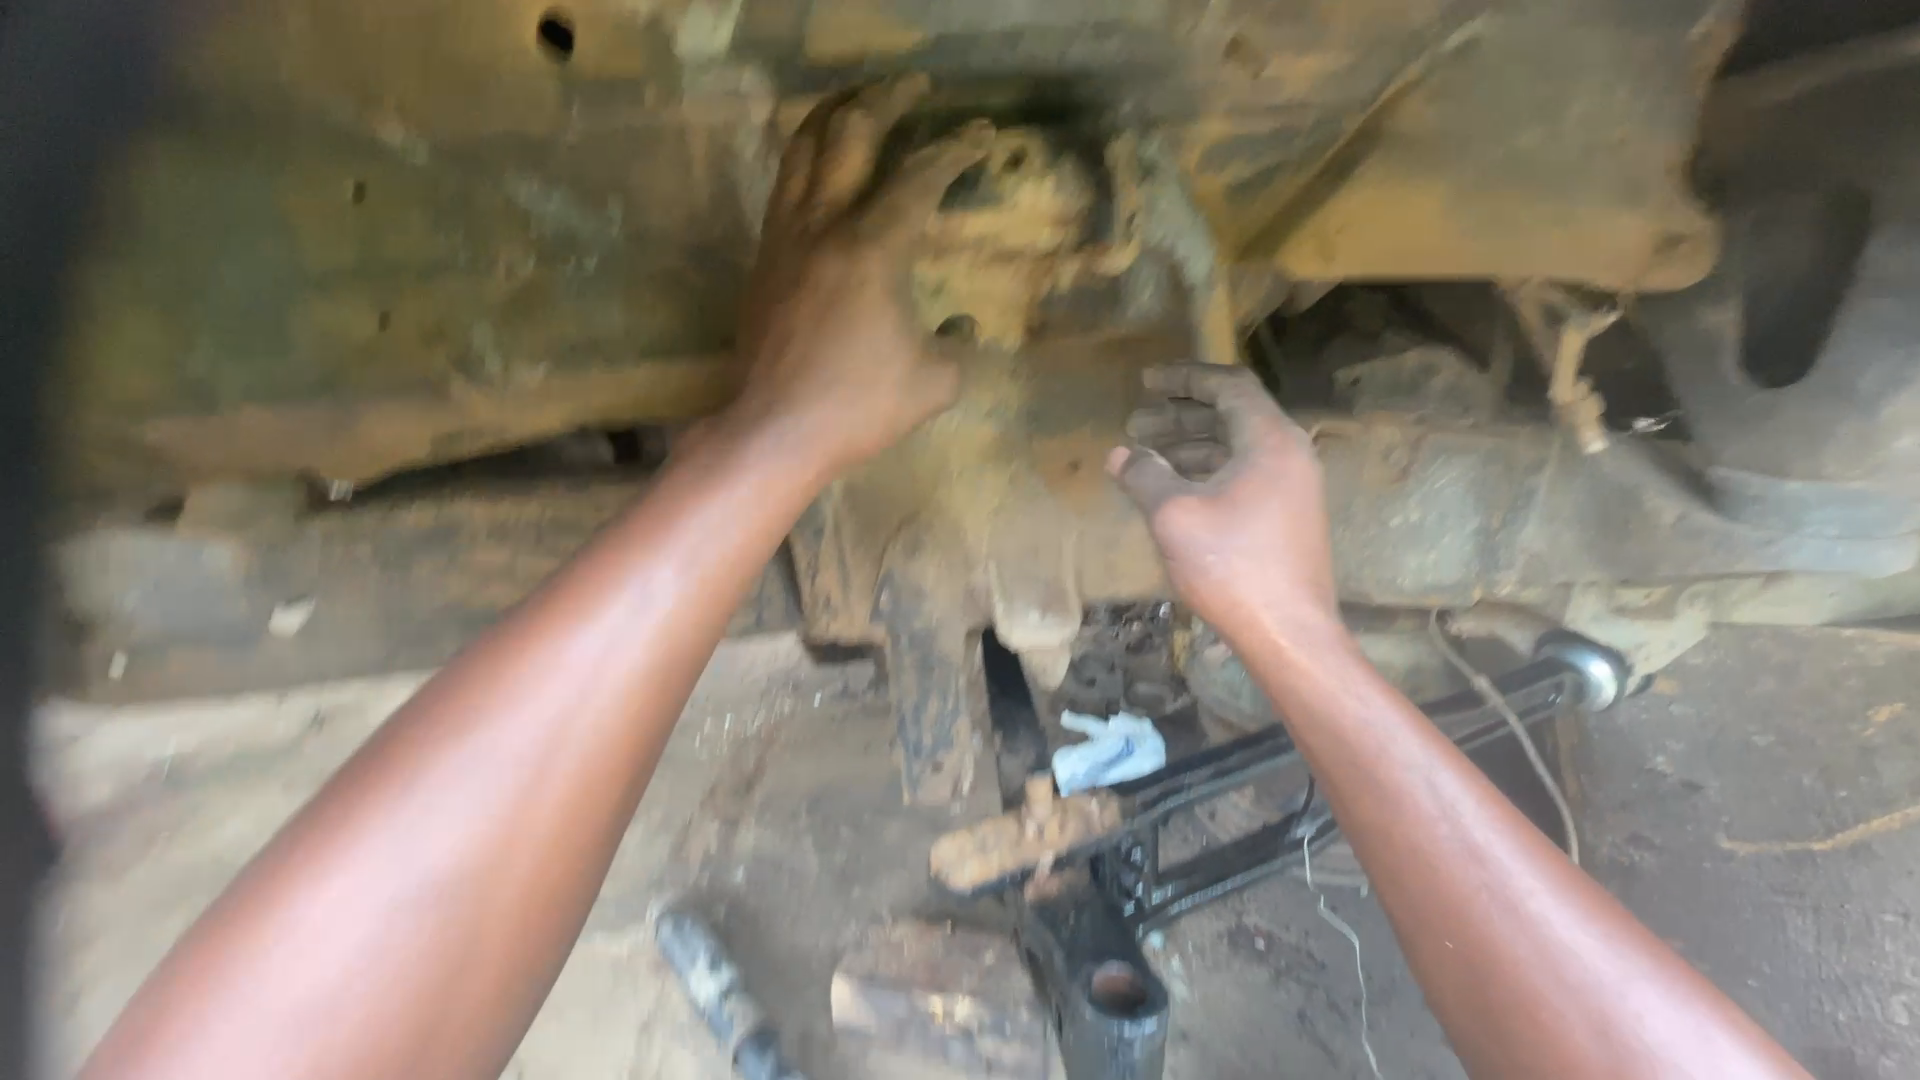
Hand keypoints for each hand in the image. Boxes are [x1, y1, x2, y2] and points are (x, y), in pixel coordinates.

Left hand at [725, 75, 993, 472]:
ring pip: (803, 148)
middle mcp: (825, 226)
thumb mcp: (935, 383)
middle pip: (851, 133)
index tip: (978, 135)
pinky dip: (806, 158)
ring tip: (857, 100)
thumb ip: (958, 346)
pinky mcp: (764, 259)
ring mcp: (786, 238)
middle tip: (912, 86)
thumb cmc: (859, 408)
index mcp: (874, 249)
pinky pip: (784, 186)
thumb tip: (960, 326)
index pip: (920, 177)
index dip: (955, 150)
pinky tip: (820, 164)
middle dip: (887, 98)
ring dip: (834, 112)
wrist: (776, 430)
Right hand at [1107, 363, 1339, 646]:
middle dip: (1179, 415)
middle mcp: (1289, 455)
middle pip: (1232, 415)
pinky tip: (1174, 491)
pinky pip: (1243, 475)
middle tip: (1135, 423)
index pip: (1229, 386)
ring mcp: (1292, 488)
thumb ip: (1144, 475)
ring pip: (1235, 448)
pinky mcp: (1287, 517)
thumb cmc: (1231, 565)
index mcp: (1270, 440)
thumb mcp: (1174, 515)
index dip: (1184, 379)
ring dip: (1190, 446)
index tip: (1146, 383)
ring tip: (1145, 457)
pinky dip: (1206, 472)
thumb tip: (1119, 454)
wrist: (1288, 632)